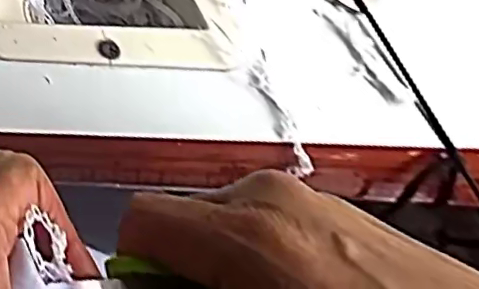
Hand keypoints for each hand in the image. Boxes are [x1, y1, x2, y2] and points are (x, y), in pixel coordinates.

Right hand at [117, 170, 478, 288]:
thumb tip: (147, 288)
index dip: (135, 270)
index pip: (141, 221)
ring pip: (225, 219)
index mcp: (254, 231)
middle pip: (180, 217)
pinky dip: (263, 261)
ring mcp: (314, 201)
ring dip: (223, 266)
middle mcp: (277, 199)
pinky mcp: (343, 212)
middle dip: (183, 270)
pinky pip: (271, 223)